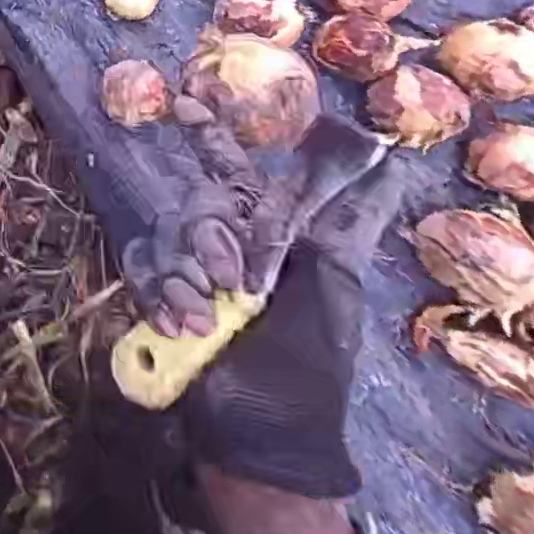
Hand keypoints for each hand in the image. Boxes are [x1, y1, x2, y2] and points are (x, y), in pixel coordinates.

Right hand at [120, 98, 392, 336]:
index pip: (229, 166)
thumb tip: (393, 160)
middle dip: (207, 238)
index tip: (185, 104)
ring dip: (183, 278)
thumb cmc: (309, 356)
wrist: (264, 430)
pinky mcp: (154, 291)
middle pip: (193, 204)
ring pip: (163, 237)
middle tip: (230, 280)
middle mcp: (218, 239)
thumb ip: (348, 220)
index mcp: (261, 229)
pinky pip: (141, 272)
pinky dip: (159, 297)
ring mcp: (182, 266)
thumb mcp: (335, 283)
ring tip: (206, 318)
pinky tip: (181, 326)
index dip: (207, 133)